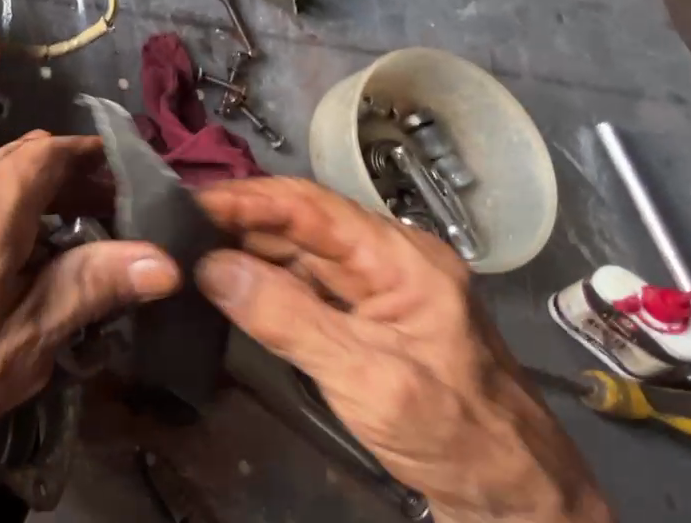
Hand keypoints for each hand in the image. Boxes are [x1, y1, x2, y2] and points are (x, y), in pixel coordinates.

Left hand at [0, 132, 182, 522]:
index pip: (49, 153)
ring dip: (12, 185)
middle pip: (13, 159)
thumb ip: (89, 287)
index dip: (89, 158)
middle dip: (59, 177)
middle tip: (97, 213)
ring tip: (41, 221)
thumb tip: (162, 259)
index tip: (120, 177)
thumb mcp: (25, 340)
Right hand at [194, 177, 611, 522]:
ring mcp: (375, 285)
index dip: (244, 198)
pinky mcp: (362, 312)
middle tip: (172, 228)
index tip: (186, 203)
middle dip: (234, 221)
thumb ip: (288, 319)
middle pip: (297, 222)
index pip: (309, 206)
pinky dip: (258, 276)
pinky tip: (223, 280)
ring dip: (240, 247)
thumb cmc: (458, 438)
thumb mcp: (370, 381)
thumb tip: (210, 266)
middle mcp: (387, 259)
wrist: (518, 501)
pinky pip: (300, 280)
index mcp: (402, 260)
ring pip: (293, 249)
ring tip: (184, 250)